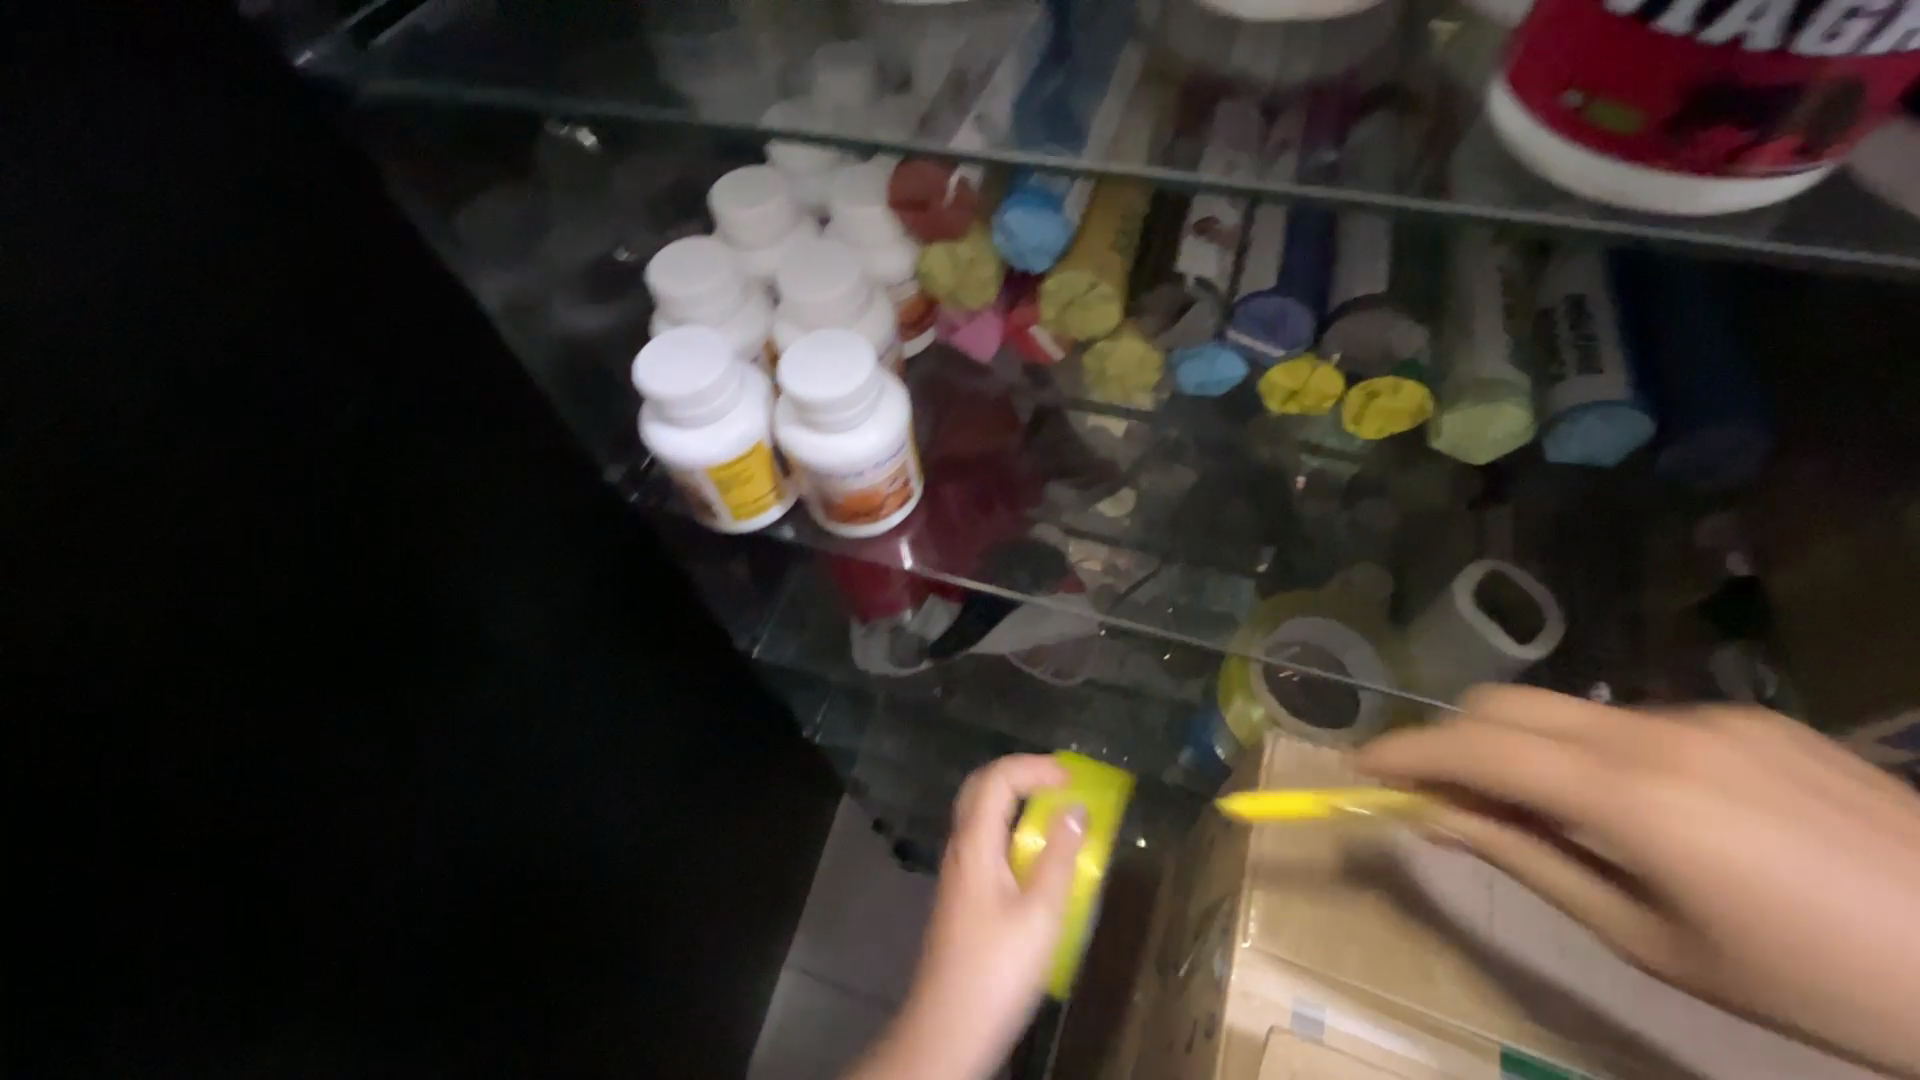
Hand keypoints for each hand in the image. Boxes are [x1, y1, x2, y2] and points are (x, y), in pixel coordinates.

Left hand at [846, 755, 1084, 1079]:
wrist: (947, 1028)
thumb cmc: (997, 970)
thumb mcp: (1041, 914)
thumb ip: (1060, 858)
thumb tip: (1076, 808)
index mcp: (974, 844)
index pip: (997, 779)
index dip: (1035, 767)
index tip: (1074, 779)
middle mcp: (960, 849)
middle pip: (981, 789)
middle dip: (1021, 774)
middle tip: (1061, 783)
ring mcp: (957, 874)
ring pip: (981, 816)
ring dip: (1016, 803)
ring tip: (1056, 814)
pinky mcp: (963, 897)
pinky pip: (986, 843)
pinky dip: (1012, 832)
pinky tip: (1037, 860)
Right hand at [1358, 686, 1919, 1077]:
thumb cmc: (1812, 981)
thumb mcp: (1650, 940)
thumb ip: (1528, 860)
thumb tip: (1435, 817)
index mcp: (1631, 794)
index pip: (1476, 745)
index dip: (1405, 752)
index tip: (1360, 766)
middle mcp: (1657, 730)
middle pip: (1506, 702)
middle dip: (1452, 737)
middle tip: (1437, 792)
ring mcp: (1710, 715)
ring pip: (1566, 710)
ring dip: (1523, 746)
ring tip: (1539, 810)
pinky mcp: (1753, 718)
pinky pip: (1634, 720)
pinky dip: (1594, 752)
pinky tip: (1642, 809)